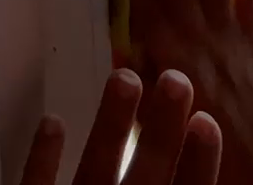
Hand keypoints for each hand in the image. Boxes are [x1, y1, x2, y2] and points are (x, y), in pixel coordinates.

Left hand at [18, 68, 221, 184]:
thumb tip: (206, 167)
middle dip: (163, 131)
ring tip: (124, 78)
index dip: (198, 164)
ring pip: (94, 173)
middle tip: (177, 80)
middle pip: (145, 180)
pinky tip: (54, 121)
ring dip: (111, 125)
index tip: (208, 121)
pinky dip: (43, 159)